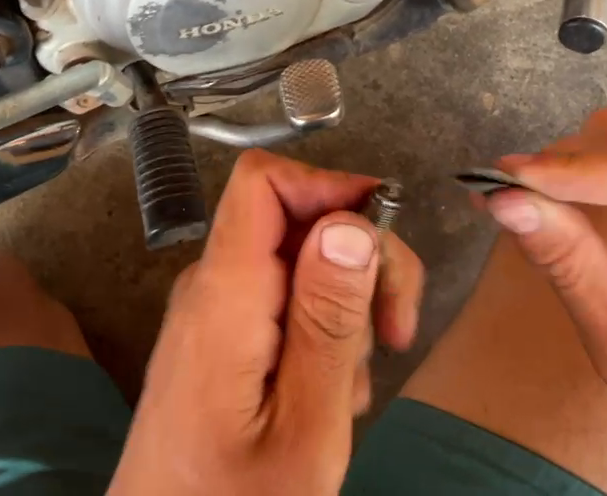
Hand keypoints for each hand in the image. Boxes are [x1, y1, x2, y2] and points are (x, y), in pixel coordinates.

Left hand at [109, 150, 424, 495]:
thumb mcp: (305, 426)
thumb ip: (328, 319)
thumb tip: (350, 221)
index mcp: (223, 292)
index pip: (263, 180)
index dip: (328, 187)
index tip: (383, 239)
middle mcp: (212, 285)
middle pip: (295, 221)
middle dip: (358, 265)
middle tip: (394, 336)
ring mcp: (214, 312)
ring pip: (299, 267)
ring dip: (344, 315)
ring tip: (349, 392)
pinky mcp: (221, 340)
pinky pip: (282, 306)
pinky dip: (320, 339)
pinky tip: (328, 398)